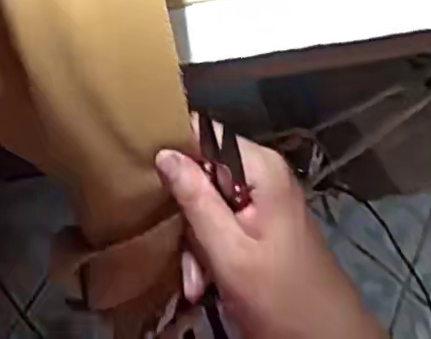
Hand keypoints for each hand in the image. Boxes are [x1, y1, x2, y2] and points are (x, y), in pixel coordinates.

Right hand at [156, 125, 383, 338]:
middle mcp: (263, 172)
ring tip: (196, 283)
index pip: (204, 131)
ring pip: (212, 199)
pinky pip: (227, 219)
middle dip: (189, 215)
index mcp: (260, 166)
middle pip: (205, 170)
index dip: (175, 147)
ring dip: (197, 241)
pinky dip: (213, 249)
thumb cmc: (281, 299)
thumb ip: (195, 199)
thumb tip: (163, 152)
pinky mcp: (266, 222)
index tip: (149, 172)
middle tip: (185, 259)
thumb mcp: (230, 254)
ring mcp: (266, 198)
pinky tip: (207, 283)